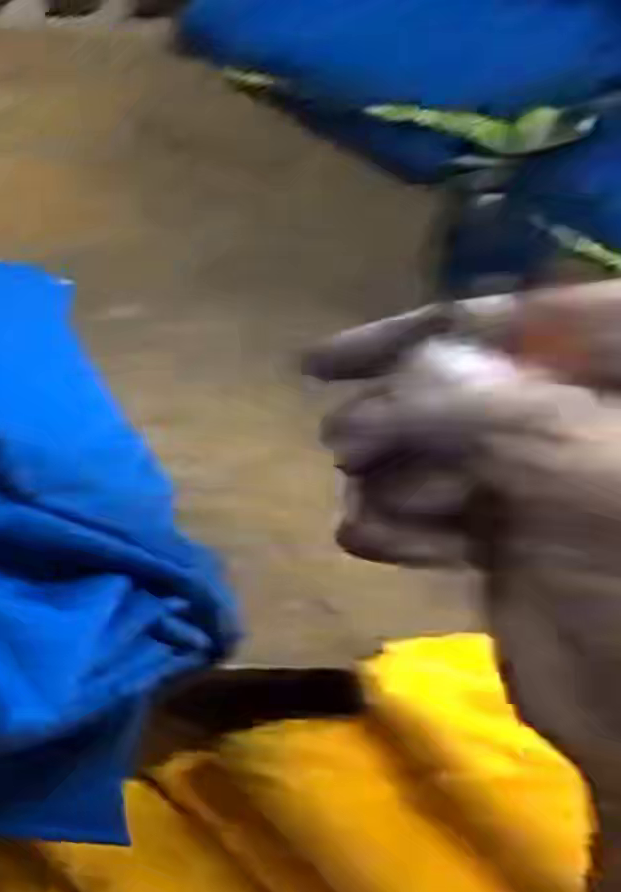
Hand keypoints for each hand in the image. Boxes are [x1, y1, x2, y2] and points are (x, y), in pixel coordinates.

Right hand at [309, 281, 620, 891]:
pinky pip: (420, 499)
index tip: (322, 364)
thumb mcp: (596, 501)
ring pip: (428, 447)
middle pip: (469, 386)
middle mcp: (606, 426)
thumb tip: (414, 363)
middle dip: (399, 425)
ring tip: (404, 523)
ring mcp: (559, 477)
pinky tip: (402, 549)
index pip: (559, 318)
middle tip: (356, 458)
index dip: (438, 331)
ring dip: (392, 483)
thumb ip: (511, 421)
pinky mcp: (511, 524)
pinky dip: (395, 522)